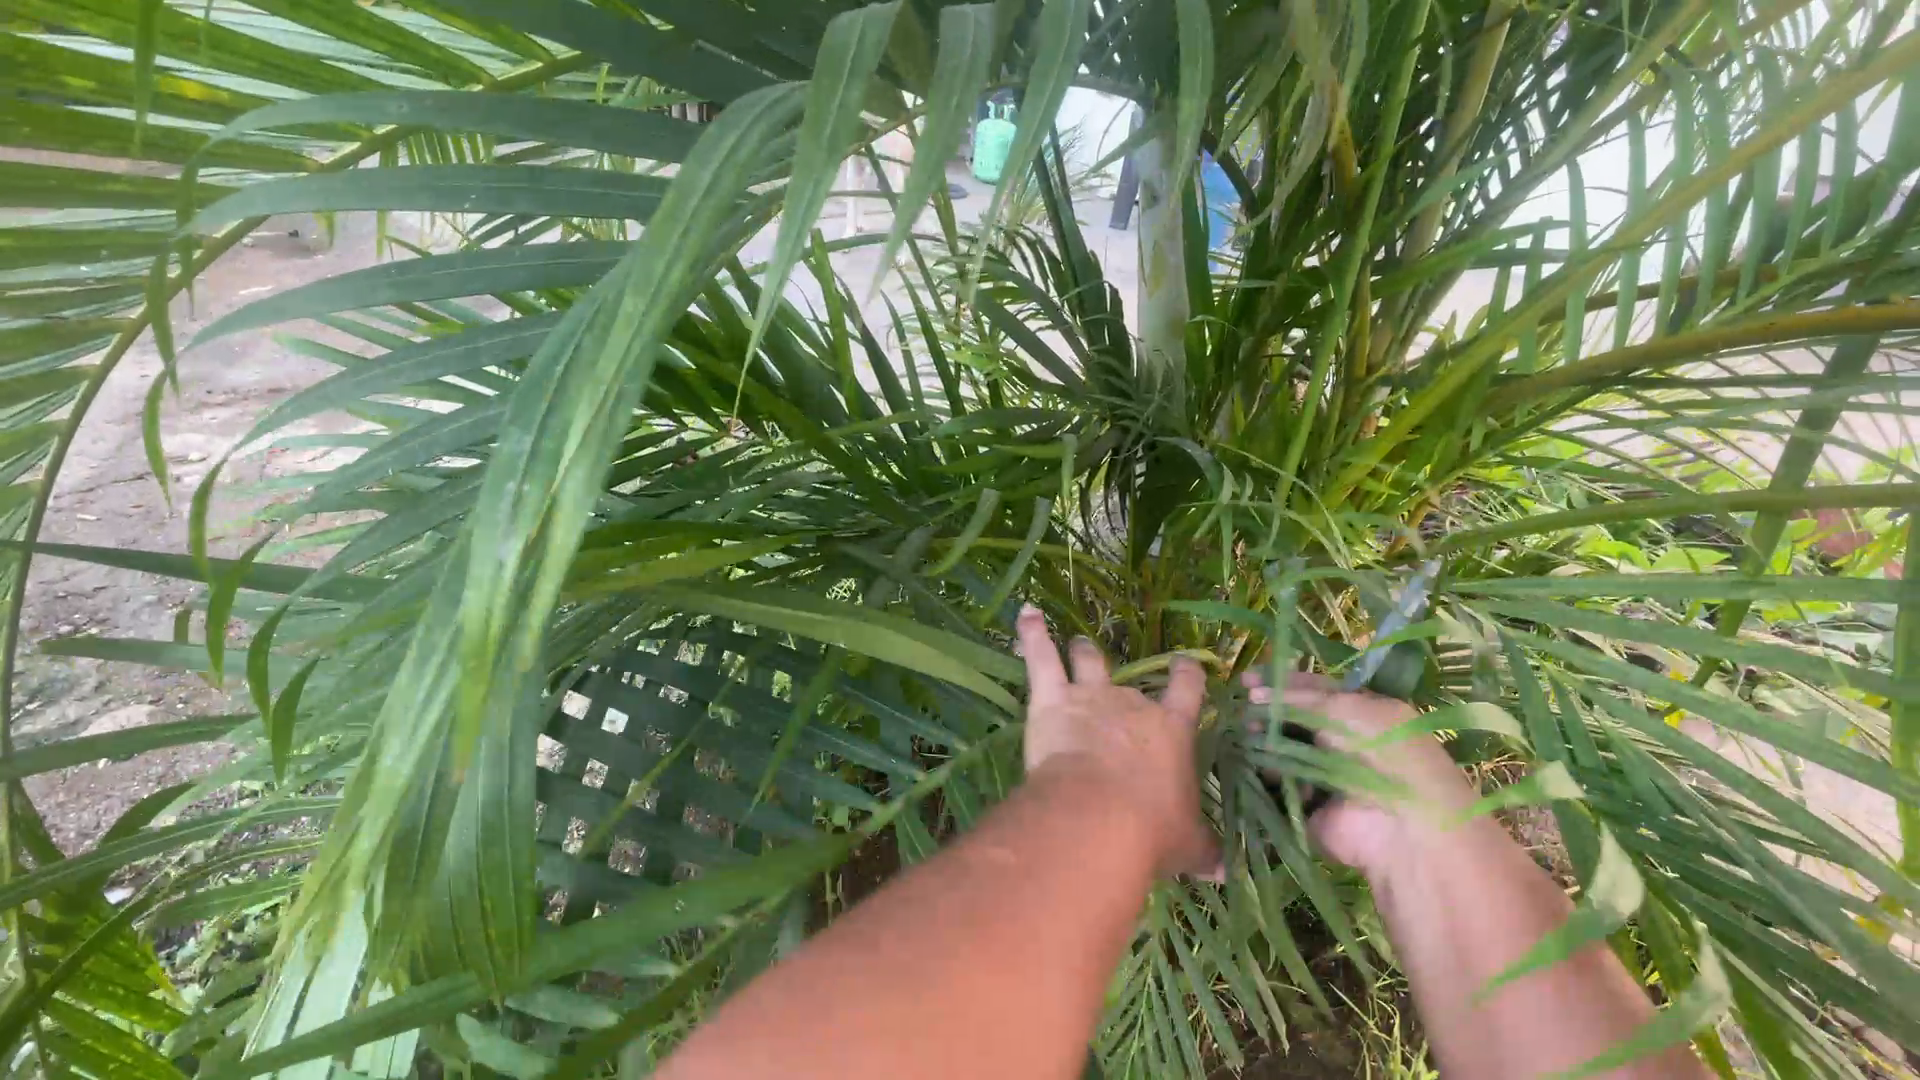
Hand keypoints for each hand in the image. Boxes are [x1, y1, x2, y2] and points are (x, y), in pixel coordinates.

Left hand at [1015, 605, 1218, 877]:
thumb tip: (1225, 870)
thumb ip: (1205, 849)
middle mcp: (1133, 704)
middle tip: (1119, 680)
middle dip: (1124, 677)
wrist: (1098, 815)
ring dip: (1082, 650)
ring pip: (1088, 660)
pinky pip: (1041, 656)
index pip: (1187, 690)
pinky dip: (1032, 633)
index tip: (1186, 664)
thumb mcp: (1187, 843)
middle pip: (1132, 678)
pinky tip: (1026, 612)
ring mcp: (1090, 696)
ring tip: (1076, 641)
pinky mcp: (1052, 699)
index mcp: (1171, 730)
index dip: (1188, 675)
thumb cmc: (1150, 829)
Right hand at [1245, 671, 1477, 879]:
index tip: (1245, 680)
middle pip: (1293, 719)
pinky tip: (1262, 769)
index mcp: (1363, 711)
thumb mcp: (1343, 708)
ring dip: (1263, 742)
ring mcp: (1324, 774)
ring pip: (1280, 749)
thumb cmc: (1381, 751)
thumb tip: (1254, 694)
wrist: (1400, 825)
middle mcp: (1344, 740)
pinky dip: (1267, 775)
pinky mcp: (1307, 805)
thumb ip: (1297, 698)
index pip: (1314, 689)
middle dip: (1266, 712)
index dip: (1280, 682)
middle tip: (1242, 710)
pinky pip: (1277, 783)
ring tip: (1247, 737)